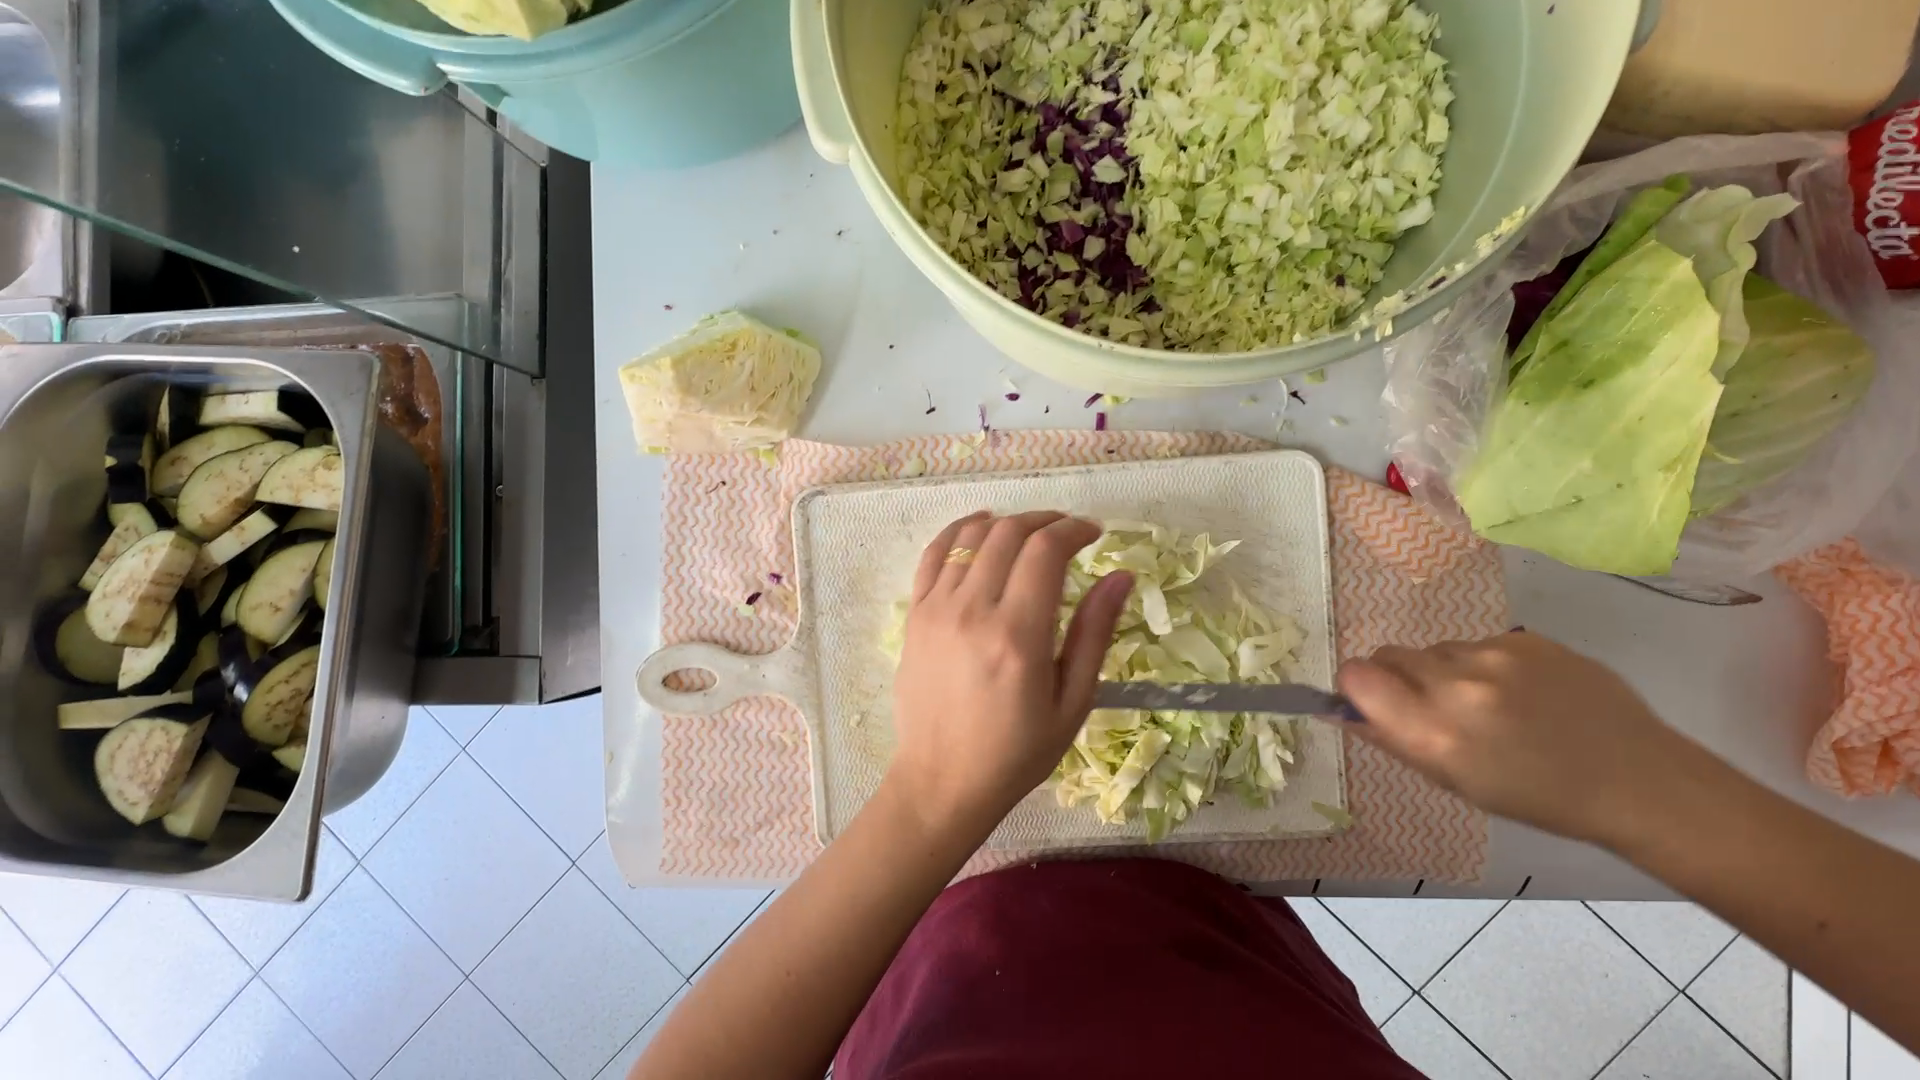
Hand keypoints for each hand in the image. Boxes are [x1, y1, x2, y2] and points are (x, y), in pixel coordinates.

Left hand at [883, 511, 1132, 837]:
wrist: (942, 782)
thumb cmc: (1016, 753)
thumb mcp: (1072, 703)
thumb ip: (1094, 633)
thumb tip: (1121, 576)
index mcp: (1018, 636)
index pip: (1046, 550)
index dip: (1074, 530)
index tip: (1094, 534)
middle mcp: (973, 611)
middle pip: (1009, 533)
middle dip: (1046, 521)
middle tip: (1068, 533)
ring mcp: (937, 609)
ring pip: (972, 536)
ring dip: (1007, 523)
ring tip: (1031, 533)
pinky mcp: (914, 615)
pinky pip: (934, 554)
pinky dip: (959, 530)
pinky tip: (981, 527)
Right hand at [1336, 631, 1699, 847]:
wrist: (1639, 781)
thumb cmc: (1538, 797)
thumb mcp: (1454, 782)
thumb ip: (1391, 739)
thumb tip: (1341, 710)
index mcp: (1435, 732)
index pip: (1357, 676)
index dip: (1358, 688)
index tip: (1375, 705)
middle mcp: (1457, 685)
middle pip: (1388, 655)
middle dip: (1396, 679)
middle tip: (1431, 709)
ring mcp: (1495, 656)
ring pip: (1434, 650)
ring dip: (1442, 672)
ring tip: (1488, 704)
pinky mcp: (1527, 639)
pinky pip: (1476, 643)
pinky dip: (1483, 665)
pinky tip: (1520, 693)